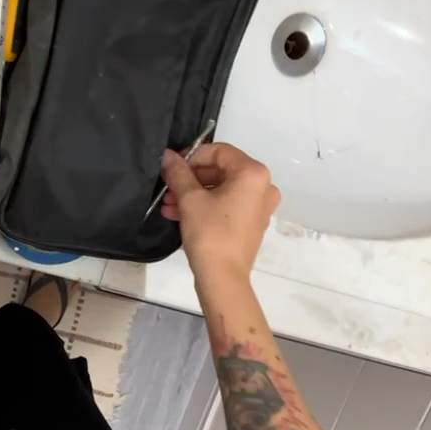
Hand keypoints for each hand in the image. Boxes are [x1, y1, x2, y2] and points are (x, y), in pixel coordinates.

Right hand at [160, 142, 279, 291]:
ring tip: (168, 205)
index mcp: (253, 173)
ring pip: (221, 190)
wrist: (222, 277)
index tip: (172, 168)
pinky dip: (205, 207)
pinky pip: (226, 206)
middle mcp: (263, 186)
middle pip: (220, 171)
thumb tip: (167, 155)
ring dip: (193, 195)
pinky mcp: (251, 224)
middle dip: (190, 179)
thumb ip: (178, 173)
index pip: (219, 151)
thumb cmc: (210, 233)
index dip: (192, 157)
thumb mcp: (190, 200)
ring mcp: (259, 206)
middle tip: (167, 189)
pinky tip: (179, 215)